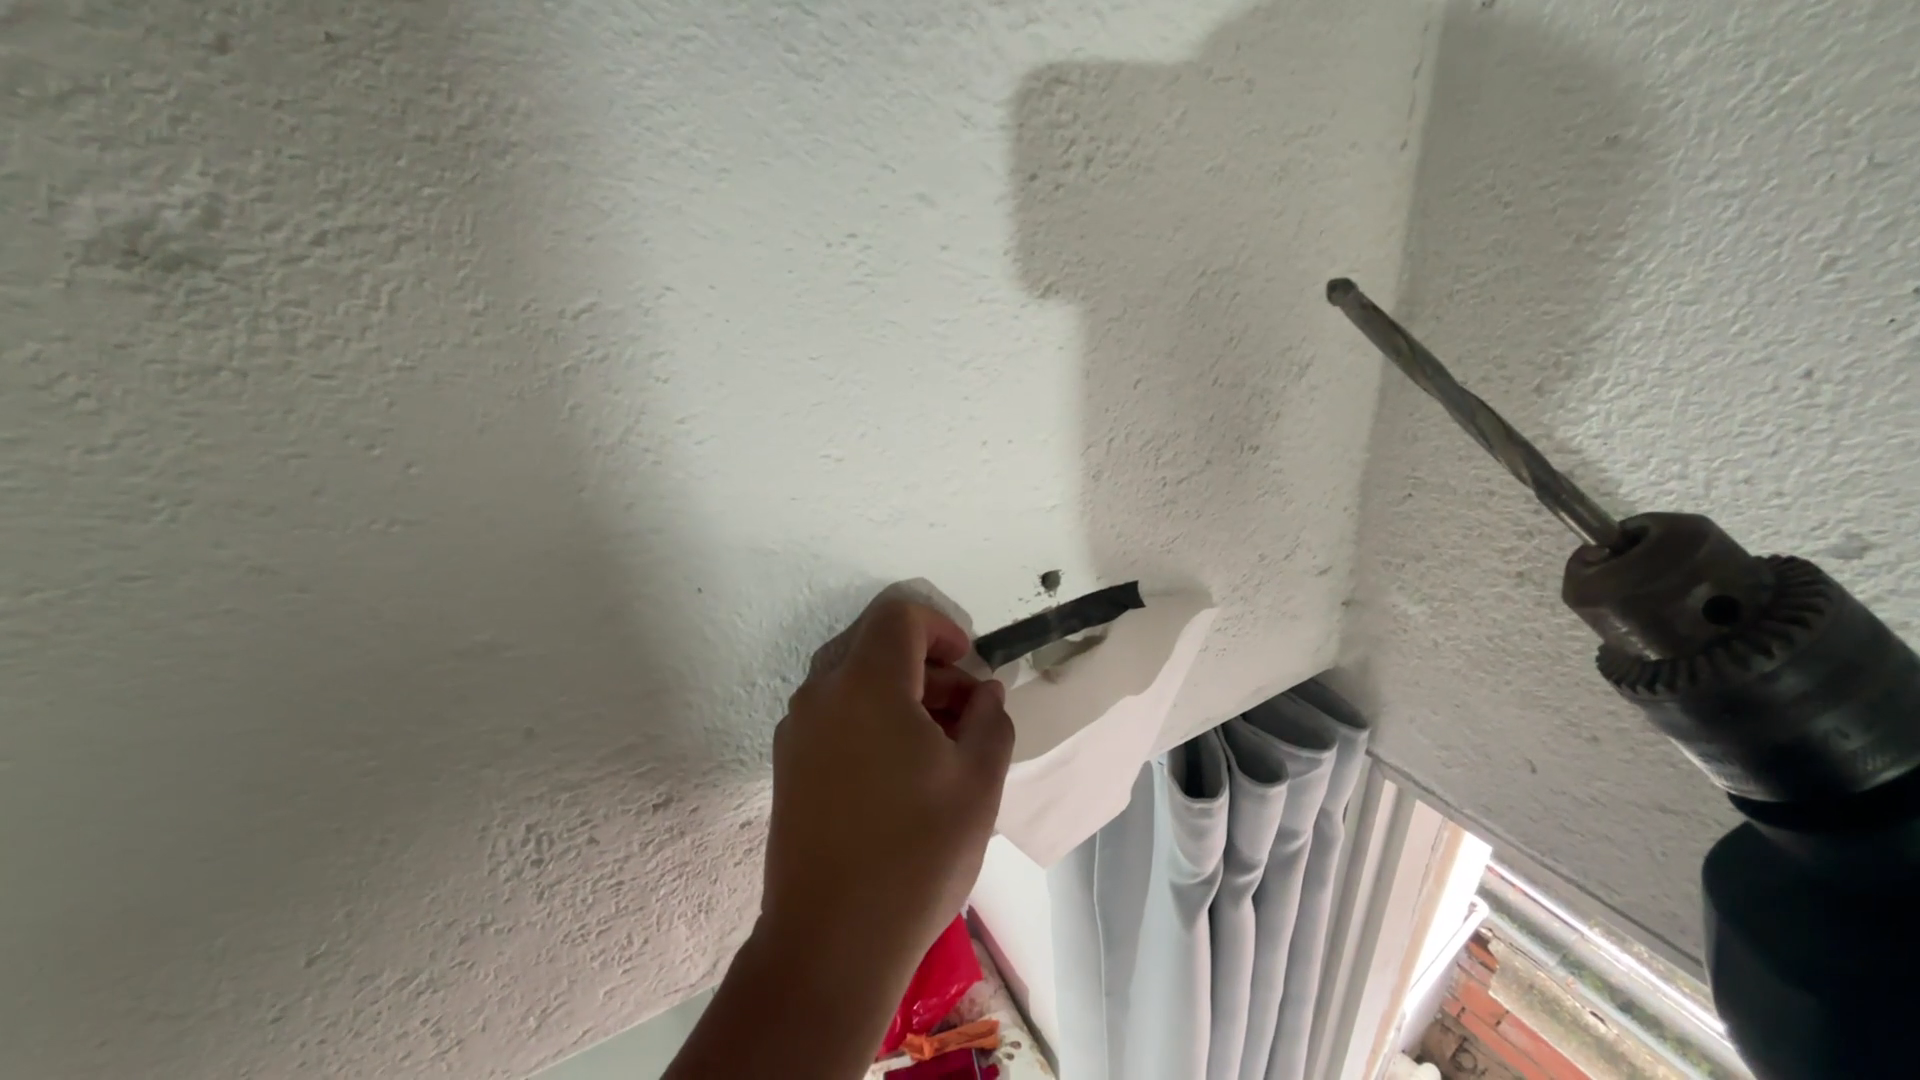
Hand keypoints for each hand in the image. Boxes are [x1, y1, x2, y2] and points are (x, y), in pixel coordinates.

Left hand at [761, 590, 1014, 974]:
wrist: (831, 939)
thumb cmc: (916, 853)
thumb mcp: (979, 783)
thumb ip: (989, 720)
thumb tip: (984, 693)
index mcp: (865, 683)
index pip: (899, 615)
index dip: (942, 626)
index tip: (969, 666)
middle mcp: (820, 694)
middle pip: (873, 643)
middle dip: (925, 663)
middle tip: (964, 710)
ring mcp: (796, 731)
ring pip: (851, 680)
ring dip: (899, 692)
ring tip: (940, 745)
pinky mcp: (788, 766)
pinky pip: (833, 714)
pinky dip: (870, 717)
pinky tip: (900, 770)